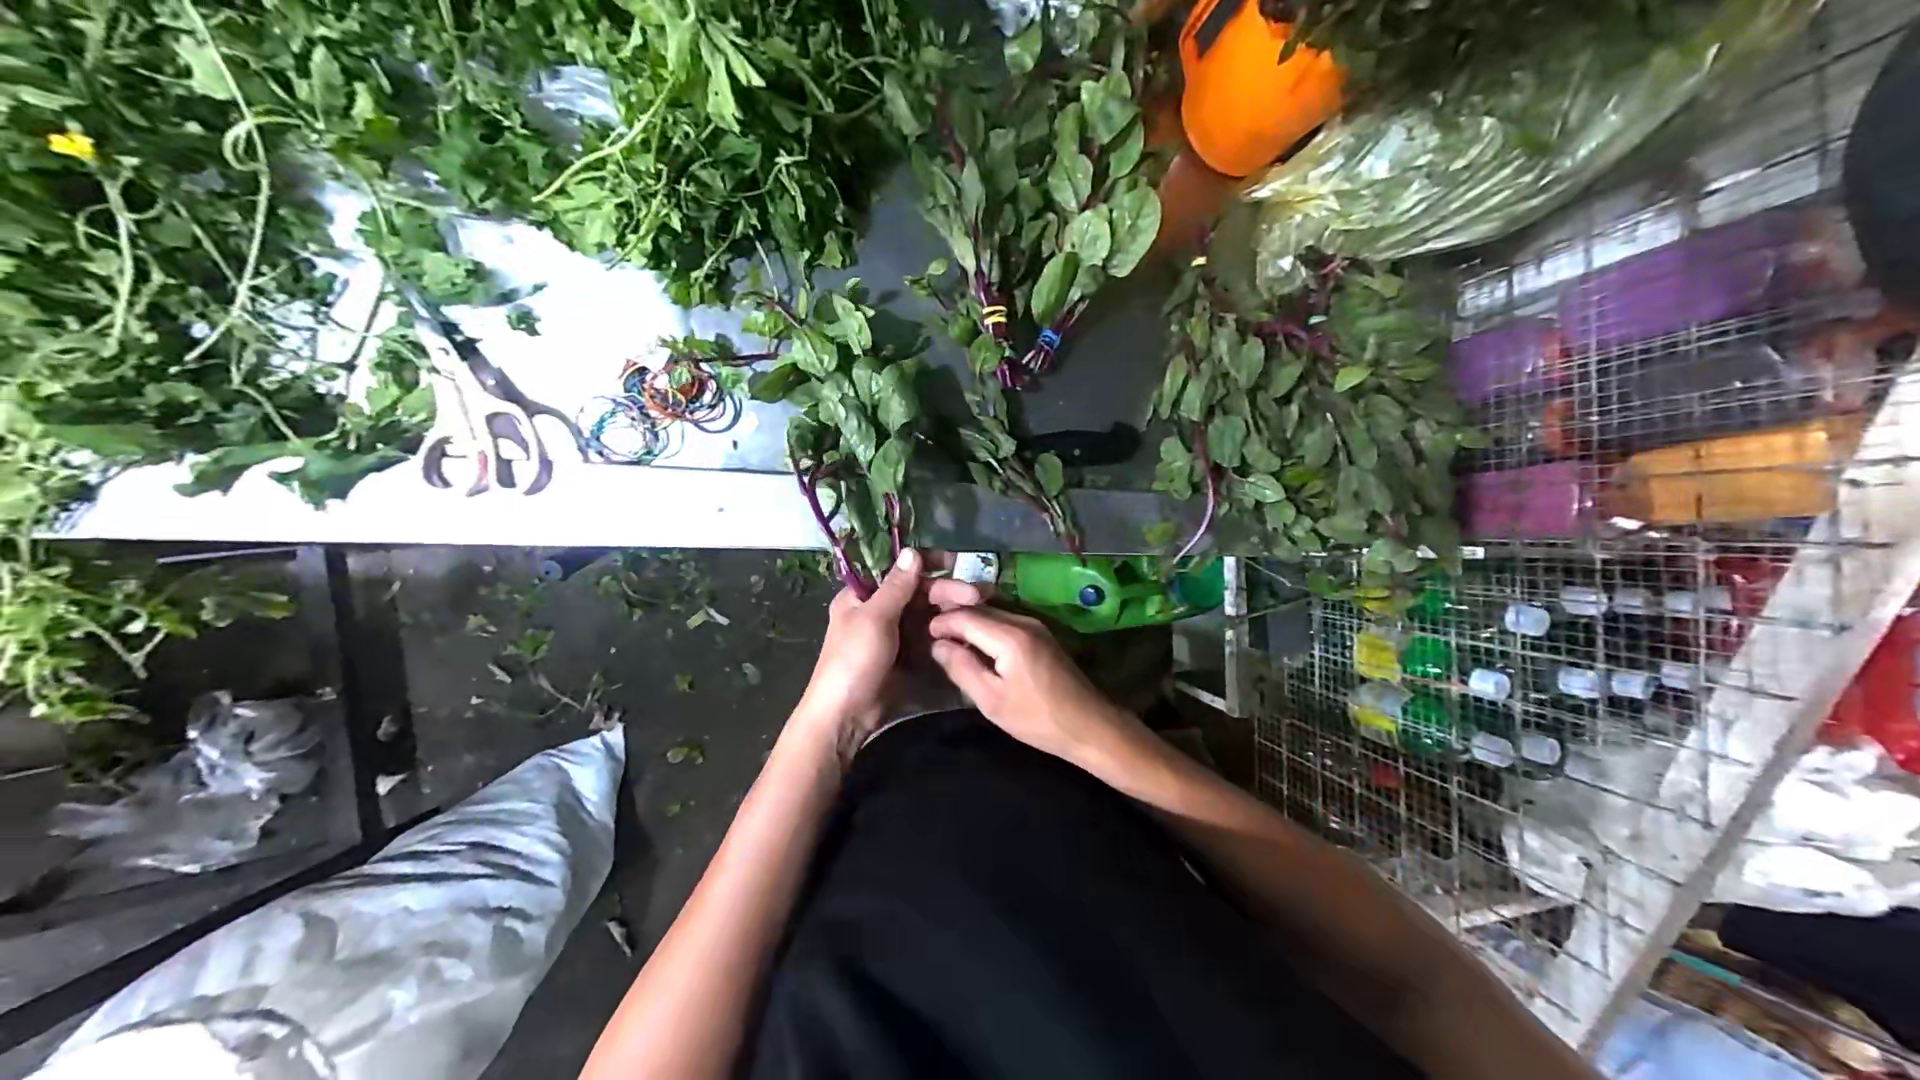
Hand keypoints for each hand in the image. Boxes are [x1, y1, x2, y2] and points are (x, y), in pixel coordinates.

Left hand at [793, 549, 985, 760]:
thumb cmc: (853, 660)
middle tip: (977, 595)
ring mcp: (892, 634)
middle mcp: (877, 610)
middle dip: (946, 591)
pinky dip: (945, 632)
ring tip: (979, 610)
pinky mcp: (904, 656)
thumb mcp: (874, 618)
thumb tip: (912, 550)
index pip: (898, 569)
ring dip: (950, 611)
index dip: (926, 563)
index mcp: (862, 594)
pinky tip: (967, 631)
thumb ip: (896, 586)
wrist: (845, 715)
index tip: (955, 562)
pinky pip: (927, 637)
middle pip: (916, 593)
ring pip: (925, 615)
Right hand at [926, 605, 1139, 765]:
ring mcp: (1035, 626)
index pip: (964, 615)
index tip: (924, 636)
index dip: (941, 623)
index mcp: (1009, 636)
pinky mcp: (1041, 635)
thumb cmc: (1038, 718)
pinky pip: (1005, 623)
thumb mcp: (991, 700)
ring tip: (948, 642)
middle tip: (930, 637)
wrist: (1090, 726)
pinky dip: (986, 630)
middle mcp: (1023, 621)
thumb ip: (961, 668)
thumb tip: (938, 645)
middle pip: (979, 609)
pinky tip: (976, 648)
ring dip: (969, 624)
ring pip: (992, 614)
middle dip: (953, 619)